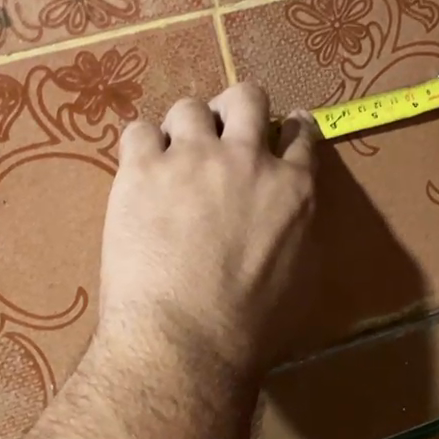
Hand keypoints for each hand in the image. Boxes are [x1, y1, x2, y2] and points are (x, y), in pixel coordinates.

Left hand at [97, 83, 317, 379]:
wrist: (185, 340)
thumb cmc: (250, 329)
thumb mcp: (301, 280)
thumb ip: (298, 229)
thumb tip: (288, 211)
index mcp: (292, 189)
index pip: (298, 135)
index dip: (286, 129)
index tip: (276, 131)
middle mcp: (246, 159)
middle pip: (246, 97)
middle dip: (235, 107)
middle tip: (221, 130)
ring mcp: (192, 158)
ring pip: (189, 107)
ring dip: (183, 128)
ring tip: (172, 157)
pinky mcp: (143, 168)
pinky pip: (137, 131)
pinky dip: (140, 147)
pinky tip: (139, 171)